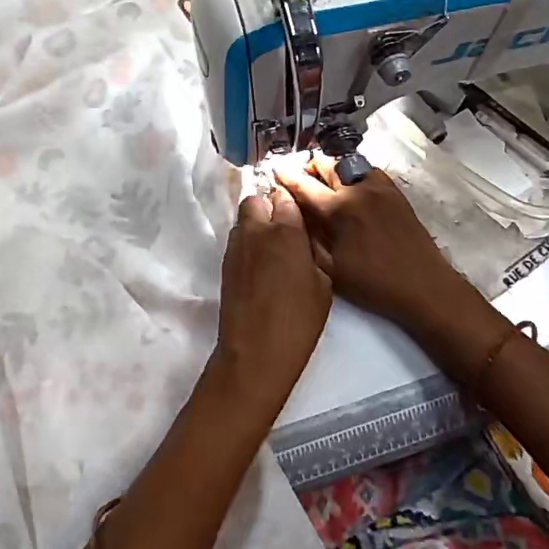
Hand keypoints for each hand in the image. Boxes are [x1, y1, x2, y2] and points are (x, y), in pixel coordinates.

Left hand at [216, 185, 332, 400]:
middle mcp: (257, 232)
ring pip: (243, 220)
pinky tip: (260, 266)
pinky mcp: (225, 264)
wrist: (256, 351)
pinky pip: (237, 241)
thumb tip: (304, 243)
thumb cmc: (298, 321)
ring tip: (271, 248)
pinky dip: (247, 244)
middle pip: (255, 200)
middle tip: (283, 227)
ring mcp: (236, 247)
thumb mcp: (323, 285)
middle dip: (267, 207)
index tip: (299, 212)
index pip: (285, 198)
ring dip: (255, 225)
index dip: (292, 202)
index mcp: (286, 232)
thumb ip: (313, 254)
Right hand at [276, 157, 493, 345]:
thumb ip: (308, 238)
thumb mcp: (330, 269)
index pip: (303, 184)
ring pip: (347, 165)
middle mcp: (357, 190)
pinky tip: (351, 189)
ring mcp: (379, 188)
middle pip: (325, 165)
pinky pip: (368, 172)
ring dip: (331, 168)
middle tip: (297, 176)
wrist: (424, 286)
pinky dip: (353, 174)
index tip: (274, 170)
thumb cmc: (373, 284)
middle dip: (308, 167)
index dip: (285, 176)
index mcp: (337, 209)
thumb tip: (290, 216)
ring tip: (322, 181)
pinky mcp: (395, 193)